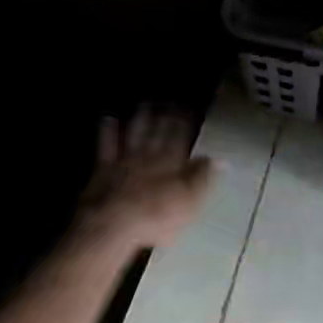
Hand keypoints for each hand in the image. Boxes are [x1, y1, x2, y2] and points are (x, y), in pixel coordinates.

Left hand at [77, 110, 214, 248]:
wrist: (113, 223)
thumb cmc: (156, 216)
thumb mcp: (189, 202)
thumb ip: (203, 179)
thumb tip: (219, 160)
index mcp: (172, 164)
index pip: (181, 138)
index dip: (186, 123)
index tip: (189, 108)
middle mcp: (150, 156)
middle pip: (159, 131)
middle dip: (165, 114)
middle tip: (169, 98)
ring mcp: (125, 160)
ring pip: (135, 133)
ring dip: (141, 117)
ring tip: (146, 103)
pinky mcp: (104, 168)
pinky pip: (106, 145)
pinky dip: (107, 131)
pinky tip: (108, 118)